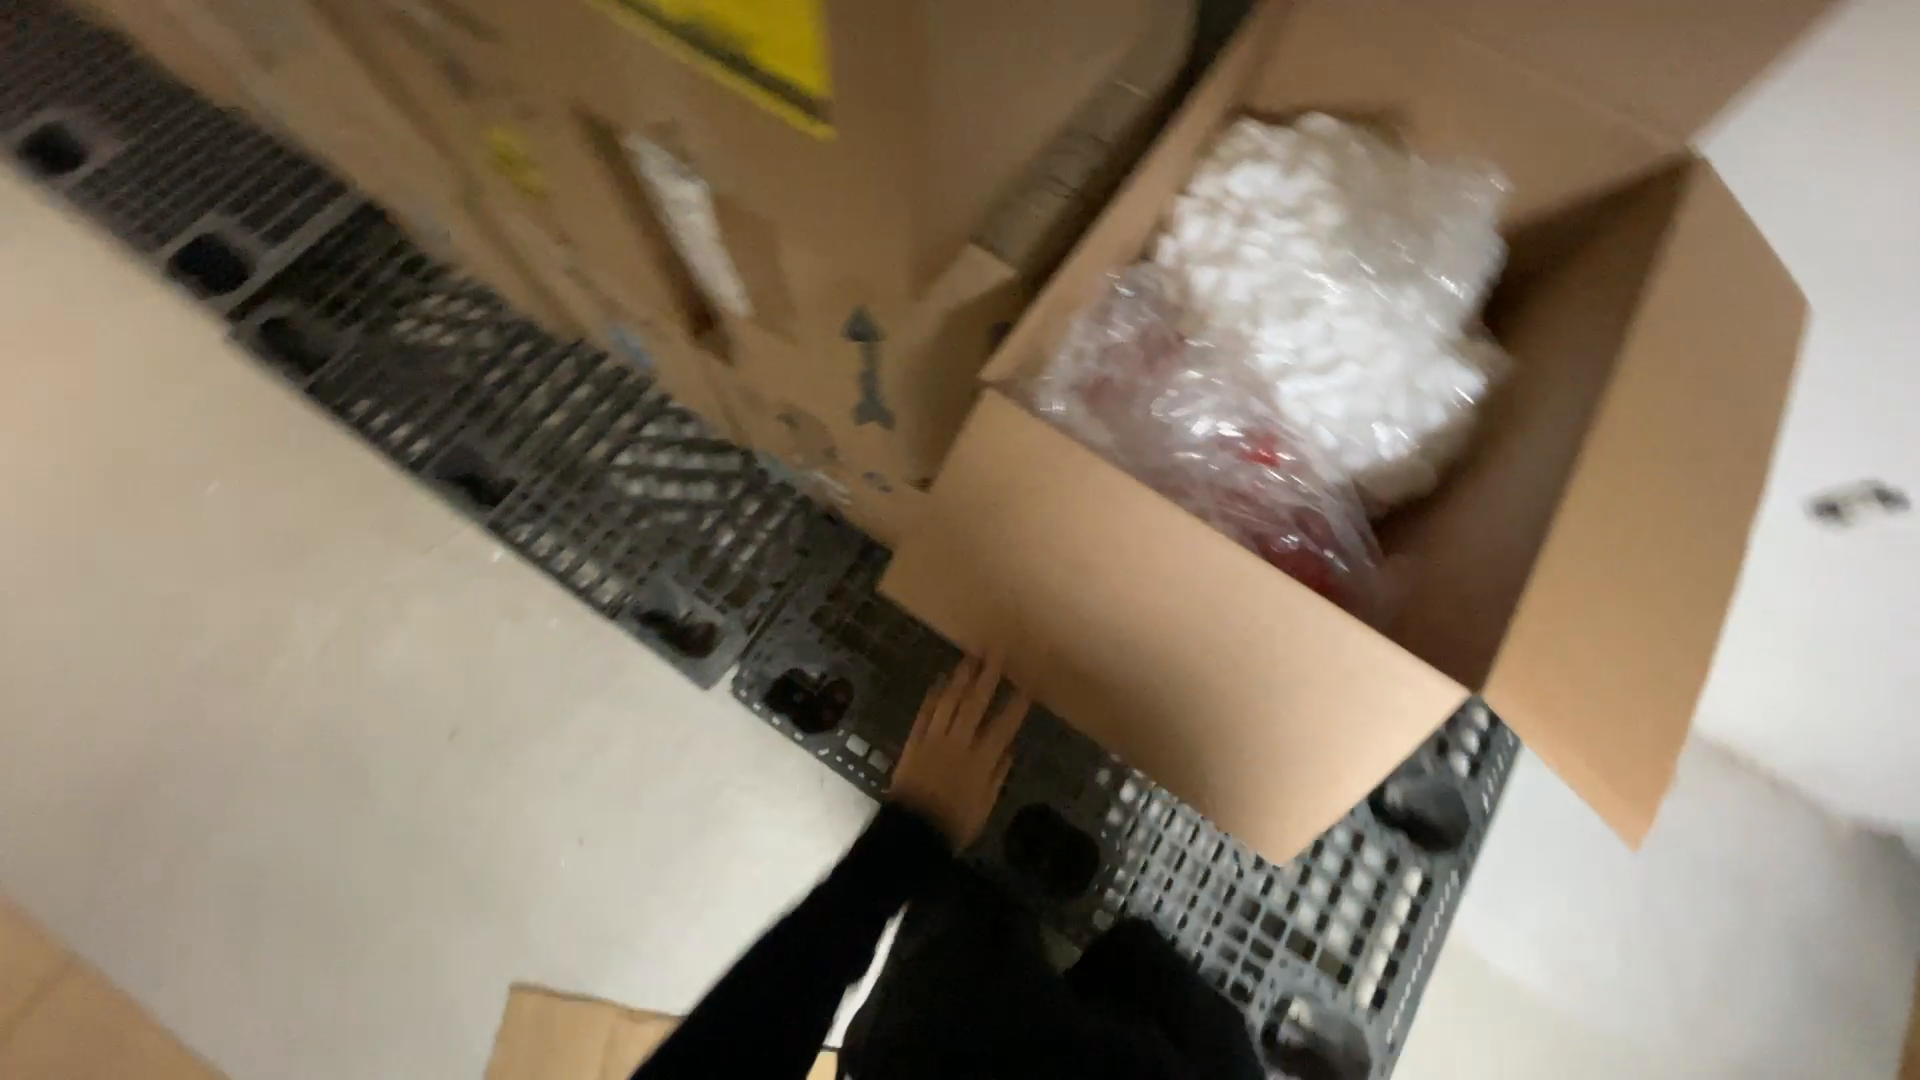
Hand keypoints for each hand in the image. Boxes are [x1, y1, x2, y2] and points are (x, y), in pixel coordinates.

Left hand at [888, 653, 1030, 850]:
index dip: (1016, 703)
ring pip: (949, 702)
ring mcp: (934, 739)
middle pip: (975, 703)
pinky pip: (925, 714)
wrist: (911, 831)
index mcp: (981, 761)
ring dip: (961, 678)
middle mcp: (959, 743)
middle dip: (988, 676)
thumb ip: (996, 776)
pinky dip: (933, 697)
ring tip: (970, 657)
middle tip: (997, 653)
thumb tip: (1007, 750)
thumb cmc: (954, 824)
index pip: (1003, 725)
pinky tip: (940, 682)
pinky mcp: (914, 741)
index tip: (1028, 682)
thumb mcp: (984, 806)